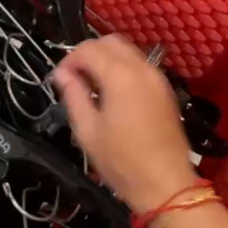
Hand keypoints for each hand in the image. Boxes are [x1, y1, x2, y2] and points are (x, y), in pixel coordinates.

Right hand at [52, 35, 197, 214]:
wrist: (167, 186)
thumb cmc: (123, 162)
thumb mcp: (88, 132)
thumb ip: (73, 96)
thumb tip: (62, 75)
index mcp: (120, 76)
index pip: (88, 49)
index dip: (69, 60)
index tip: (60, 80)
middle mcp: (141, 68)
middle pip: (109, 41)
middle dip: (88, 53)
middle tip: (75, 78)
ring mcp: (156, 77)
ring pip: (126, 50)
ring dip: (106, 58)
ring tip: (92, 85)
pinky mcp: (165, 89)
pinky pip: (139, 64)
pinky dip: (122, 67)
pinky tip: (113, 93)